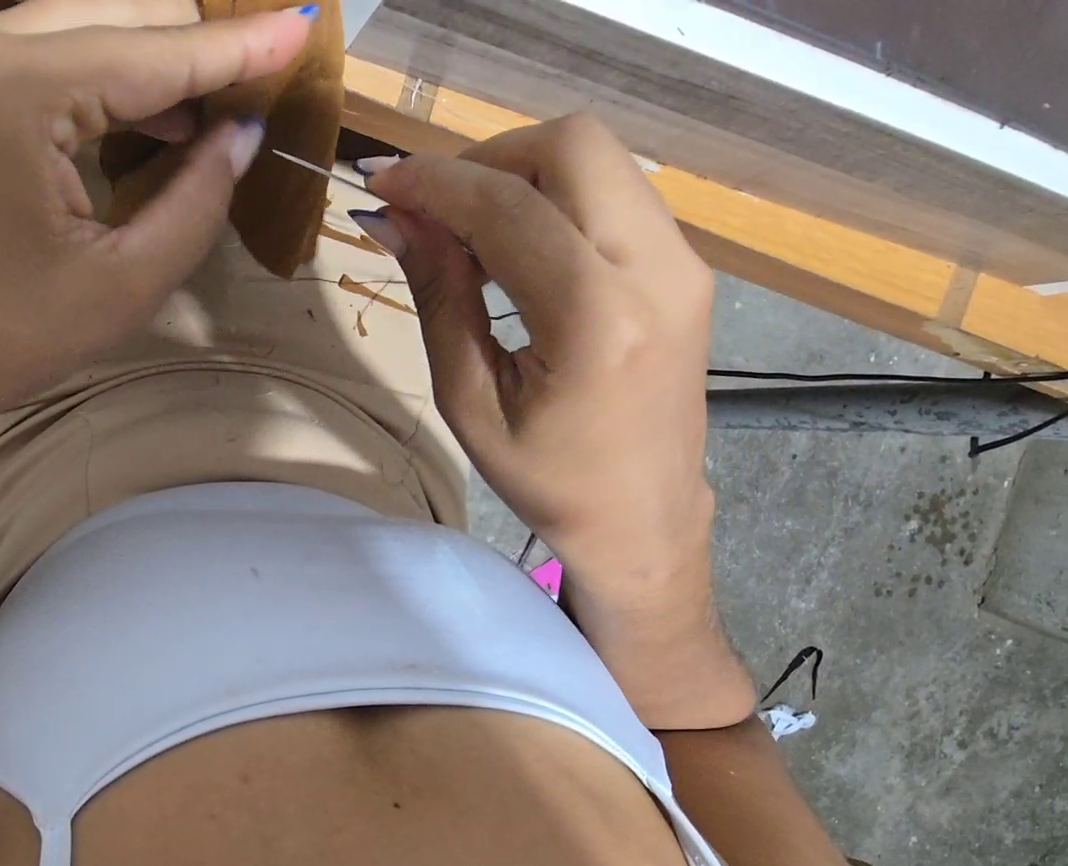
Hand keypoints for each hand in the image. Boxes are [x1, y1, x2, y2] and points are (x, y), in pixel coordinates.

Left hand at [0, 0, 313, 442]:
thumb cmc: (10, 340)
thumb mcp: (125, 284)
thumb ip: (197, 199)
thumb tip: (243, 130)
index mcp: (19, 90)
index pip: (155, 52)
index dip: (238, 47)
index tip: (303, 30)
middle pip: (119, 13)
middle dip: (196, 43)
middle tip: (262, 80)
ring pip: (85, 25)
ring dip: (155, 59)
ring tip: (218, 106)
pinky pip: (49, 55)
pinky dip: (107, 76)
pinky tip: (153, 117)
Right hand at [363, 116, 751, 728]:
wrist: (643, 517)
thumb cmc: (547, 480)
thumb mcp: (470, 403)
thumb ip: (440, 300)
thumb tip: (401, 221)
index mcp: (596, 320)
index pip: (509, 209)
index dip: (437, 184)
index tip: (382, 185)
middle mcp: (655, 270)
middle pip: (571, 146)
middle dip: (485, 158)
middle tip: (432, 204)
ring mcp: (683, 261)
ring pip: (598, 158)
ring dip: (519, 173)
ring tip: (464, 225)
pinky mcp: (686, 265)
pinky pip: (615, 192)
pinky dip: (553, 195)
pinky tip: (513, 242)